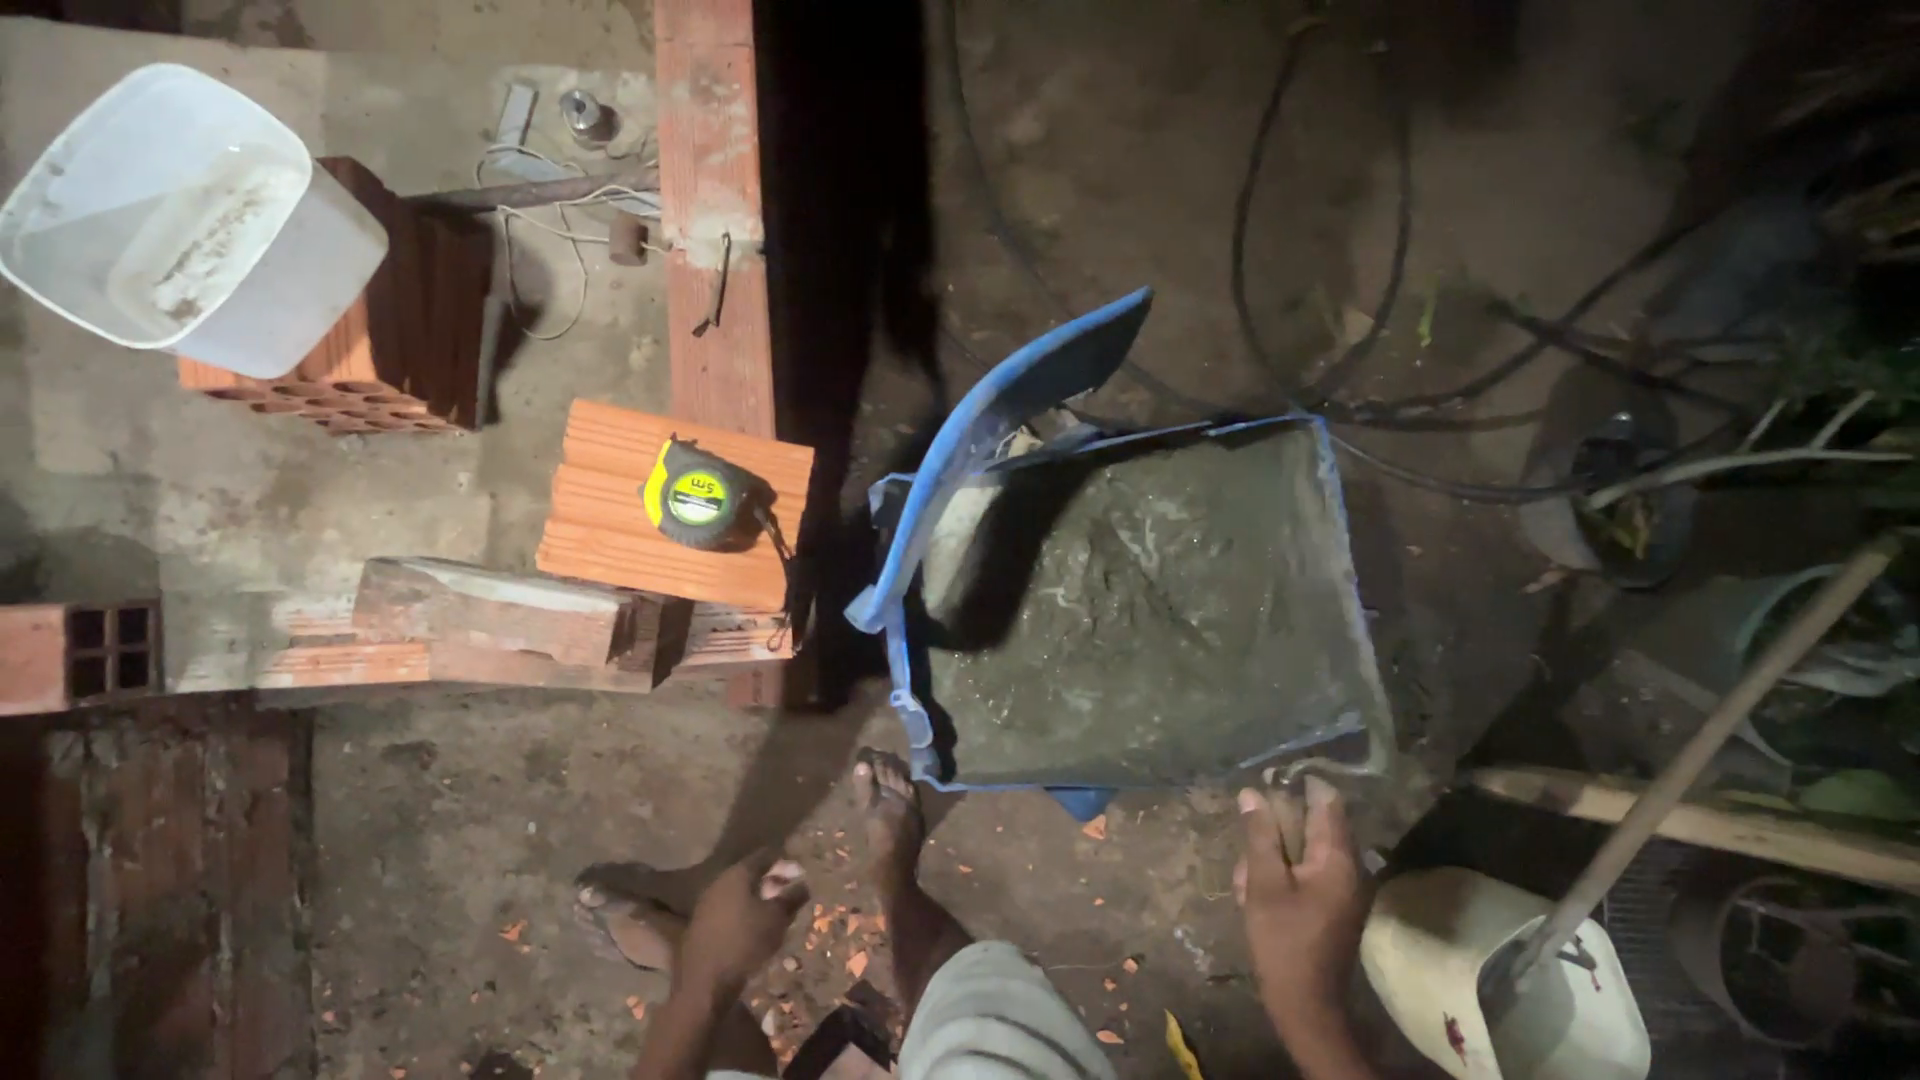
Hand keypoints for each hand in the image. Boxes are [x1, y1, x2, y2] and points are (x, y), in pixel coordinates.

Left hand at [677, 850, 807, 996]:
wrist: (705, 983)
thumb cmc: (745, 942)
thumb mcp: (776, 918)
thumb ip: (791, 898)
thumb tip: (804, 884)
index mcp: (737, 875)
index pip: (764, 856)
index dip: (783, 861)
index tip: (799, 870)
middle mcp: (719, 883)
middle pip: (749, 874)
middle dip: (771, 880)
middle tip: (790, 890)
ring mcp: (706, 905)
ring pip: (738, 893)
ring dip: (757, 897)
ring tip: (776, 910)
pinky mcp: (701, 926)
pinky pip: (728, 909)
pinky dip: (744, 911)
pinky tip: (755, 925)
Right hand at [1235, 777, 1366, 1039]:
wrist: (1305, 1002)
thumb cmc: (1282, 939)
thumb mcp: (1263, 882)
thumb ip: (1260, 835)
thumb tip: (1251, 793)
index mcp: (1337, 858)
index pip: (1327, 801)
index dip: (1299, 785)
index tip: (1267, 781)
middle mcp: (1350, 867)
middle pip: (1314, 824)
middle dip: (1278, 827)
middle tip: (1249, 843)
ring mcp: (1346, 888)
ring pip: (1306, 849)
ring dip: (1275, 854)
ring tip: (1249, 881)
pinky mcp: (1336, 904)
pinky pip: (1308, 872)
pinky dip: (1283, 873)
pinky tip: (1258, 893)